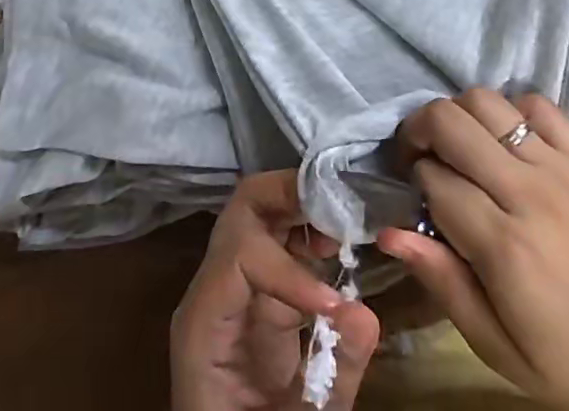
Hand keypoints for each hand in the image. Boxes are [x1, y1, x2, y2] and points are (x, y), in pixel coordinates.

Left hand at [172, 171, 380, 410]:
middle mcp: (214, 288)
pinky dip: (311, 230)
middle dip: (292, 196)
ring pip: (260, 213)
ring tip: (346, 221)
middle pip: (243, 210)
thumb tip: (364, 312)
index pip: (238, 255)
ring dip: (303, 205)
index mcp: (204, 321)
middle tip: (342, 206)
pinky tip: (339, 245)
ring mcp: (237, 286)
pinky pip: (280, 241)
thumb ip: (331, 372)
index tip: (334, 300)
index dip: (288, 268)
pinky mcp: (261, 294)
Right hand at [377, 91, 568, 410]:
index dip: (413, 180)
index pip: (434, 179)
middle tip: (418, 155)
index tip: (414, 196)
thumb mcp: (494, 344)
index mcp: (505, 246)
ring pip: (489, 101)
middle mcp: (530, 194)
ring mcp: (561, 169)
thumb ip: (441, 280)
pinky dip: (513, 109)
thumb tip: (387, 230)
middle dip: (420, 129)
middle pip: (452, 122)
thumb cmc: (565, 361)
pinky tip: (505, 139)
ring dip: (459, 114)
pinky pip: (540, 106)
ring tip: (457, 144)